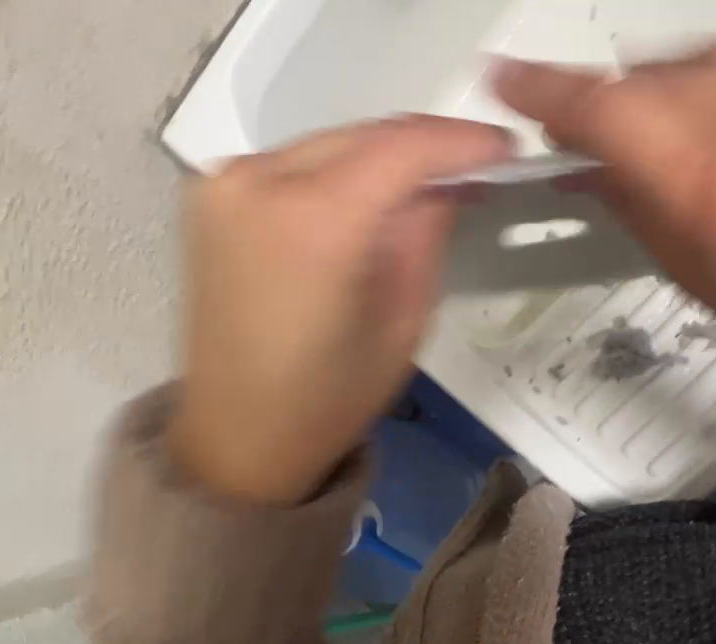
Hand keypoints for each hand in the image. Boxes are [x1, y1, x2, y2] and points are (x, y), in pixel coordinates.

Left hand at [170, 116, 510, 502]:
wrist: (239, 435)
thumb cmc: (330, 399)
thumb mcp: (403, 325)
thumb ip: (424, 239)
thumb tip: (442, 186)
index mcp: (314, 222)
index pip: (401, 149)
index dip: (460, 142)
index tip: (505, 150)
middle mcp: (258, 181)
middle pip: (362, 137)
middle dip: (423, 148)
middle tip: (475, 170)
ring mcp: (224, 183)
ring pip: (327, 145)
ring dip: (381, 160)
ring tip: (427, 190)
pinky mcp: (210, 197)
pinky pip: (293, 165)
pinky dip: (338, 174)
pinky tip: (368, 202)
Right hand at [493, 41, 715, 374]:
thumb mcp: (679, 263)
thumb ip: (622, 196)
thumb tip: (576, 153)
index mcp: (709, 182)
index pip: (605, 113)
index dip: (547, 93)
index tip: (508, 80)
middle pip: (641, 82)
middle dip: (610, 108)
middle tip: (595, 138)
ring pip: (687, 62)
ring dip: (661, 95)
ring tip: (673, 143)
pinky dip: (714, 83)